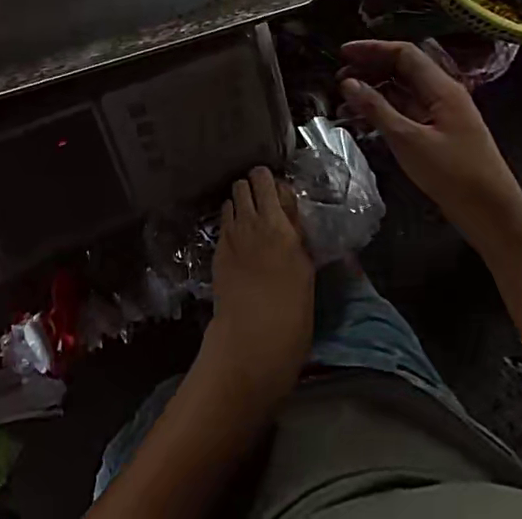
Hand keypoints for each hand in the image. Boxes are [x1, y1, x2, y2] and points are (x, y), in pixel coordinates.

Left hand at [207, 167, 314, 401]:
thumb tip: (290, 217)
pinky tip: (241, 238)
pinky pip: (224, 222)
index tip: (281, 193)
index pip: (268, 181)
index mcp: (277, 223)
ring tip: (253, 218)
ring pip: (231, 199)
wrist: (251, 339)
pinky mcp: (217, 250)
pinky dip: (231, 222)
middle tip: (267, 202)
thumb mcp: (305, 268)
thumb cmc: (291, 310)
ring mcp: (229, 235)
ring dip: (241, 203)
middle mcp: (250, 221)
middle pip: (244, 183)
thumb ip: (296, 235)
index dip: (273, 182)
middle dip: (254, 186)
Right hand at [338, 41, 521, 240]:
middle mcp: (442, 94)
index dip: (372, 49)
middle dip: (370, 69)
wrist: (492, 214)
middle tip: (338, 79)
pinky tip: (364, 119)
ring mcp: (441, 115)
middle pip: (403, 69)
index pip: (404, 53)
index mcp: (442, 88)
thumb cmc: (453, 174)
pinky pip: (407, 111)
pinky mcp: (438, 134)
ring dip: (374, 91)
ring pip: (403, 91)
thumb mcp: (408, 140)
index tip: (341, 54)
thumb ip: (377, 109)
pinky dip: (384, 110)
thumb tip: (348, 83)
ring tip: (345, 101)